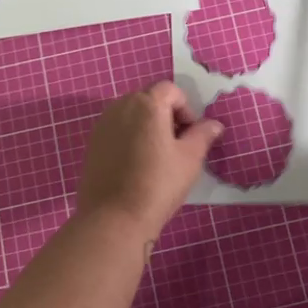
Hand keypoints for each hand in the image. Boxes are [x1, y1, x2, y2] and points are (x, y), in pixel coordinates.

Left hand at [77, 81, 223, 239]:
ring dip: (147, 125)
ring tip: (156, 156)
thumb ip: (203, 135)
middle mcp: (122, 105)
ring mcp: (103, 123)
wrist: (114, 218)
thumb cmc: (158, 185)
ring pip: (132, 113)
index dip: (185, 108)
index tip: (190, 134)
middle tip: (176, 145)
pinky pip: (117, 128)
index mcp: (147, 104)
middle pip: (149, 98)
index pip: (170, 90)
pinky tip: (135, 164)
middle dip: (166, 115)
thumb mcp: (189, 159)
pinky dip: (129, 136)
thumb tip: (214, 124)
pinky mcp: (93, 141)